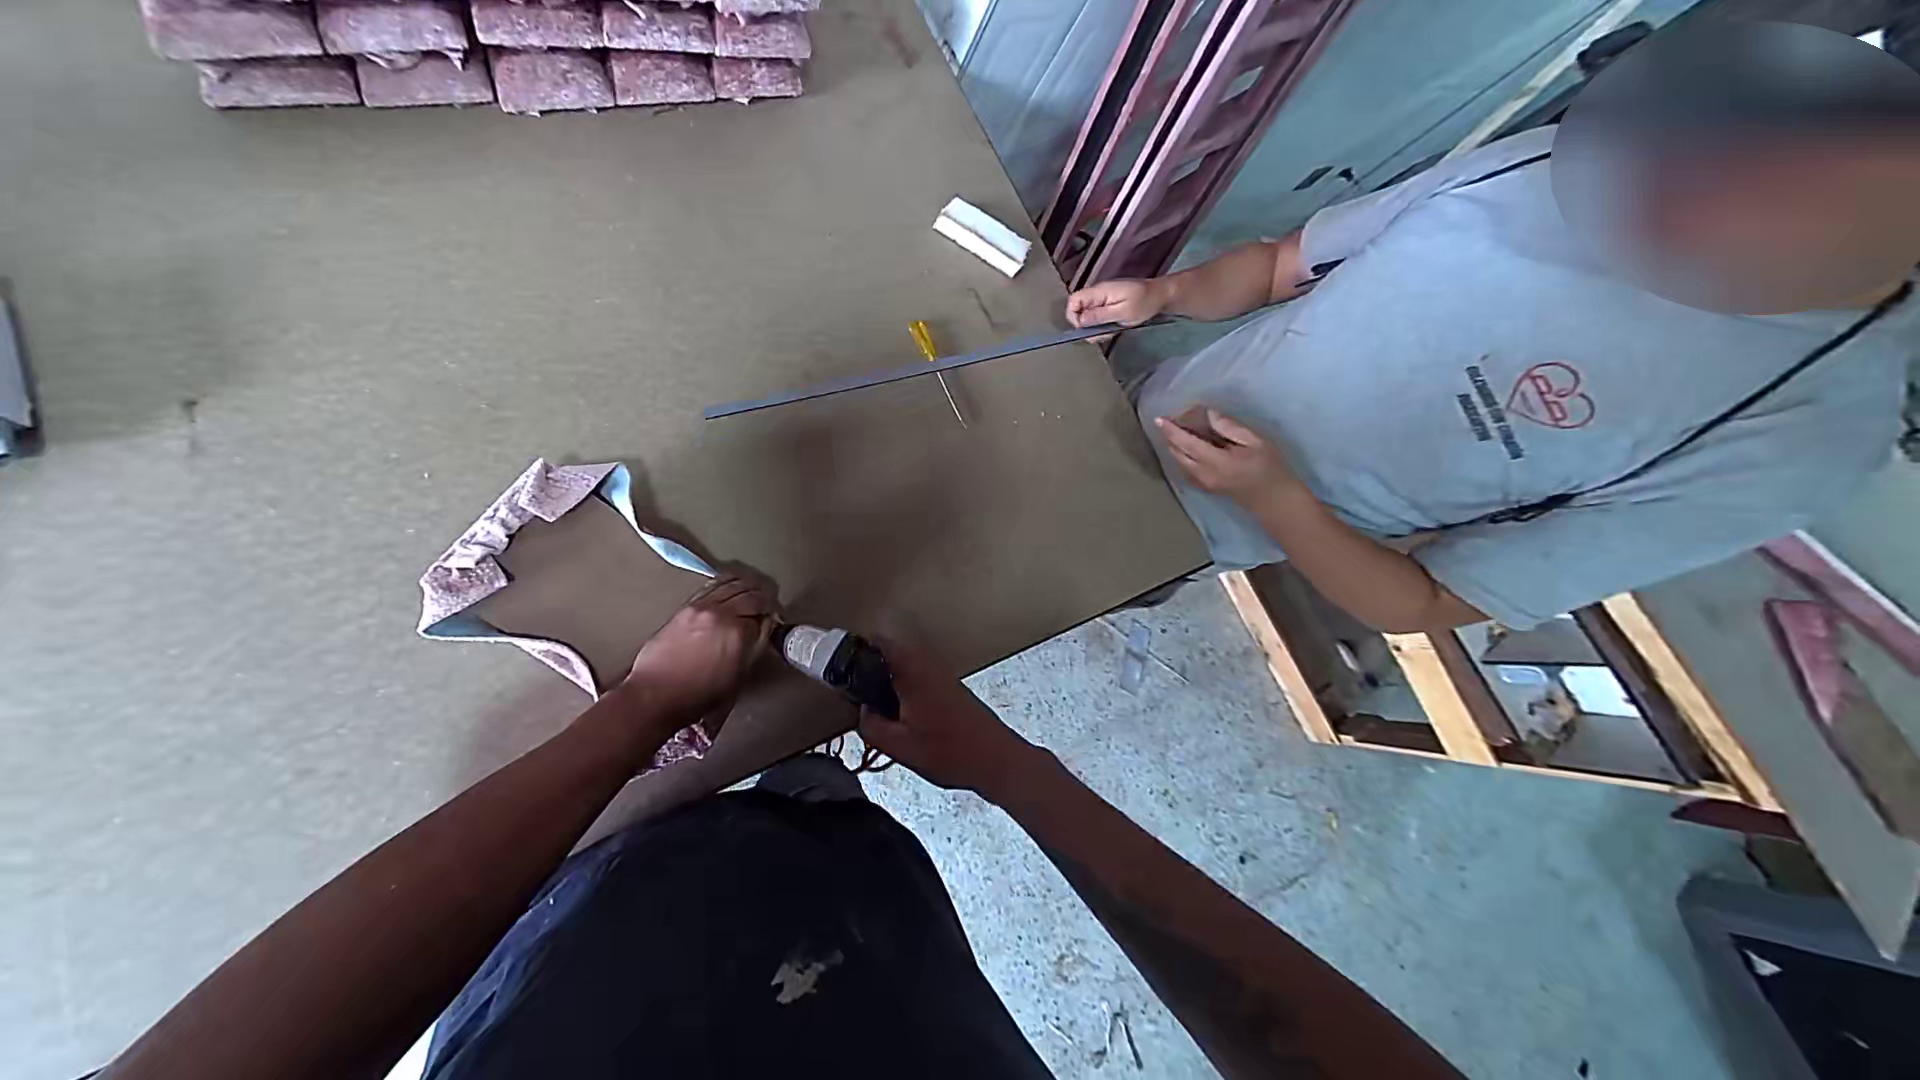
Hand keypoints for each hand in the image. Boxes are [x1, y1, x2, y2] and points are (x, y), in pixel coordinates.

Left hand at [623, 575, 774, 719]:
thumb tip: (765, 627)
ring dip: (746, 585)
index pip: (764, 615)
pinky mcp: (686, 608)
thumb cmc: (698, 694)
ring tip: (752, 589)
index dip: (771, 617)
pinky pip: (711, 586)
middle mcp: (721, 614)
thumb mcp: (739, 676)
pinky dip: (725, 582)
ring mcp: (702, 608)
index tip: (773, 619)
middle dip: (763, 598)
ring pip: (732, 584)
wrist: (656, 695)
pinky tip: (730, 583)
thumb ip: (756, 646)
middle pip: (751, 595)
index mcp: (739, 633)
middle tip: (767, 604)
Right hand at [857, 640, 1039, 797]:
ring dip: (888, 680)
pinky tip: (900, 716)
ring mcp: (942, 674)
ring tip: (875, 708)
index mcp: (914, 670)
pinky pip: (918, 677)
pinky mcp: (950, 688)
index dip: (856, 652)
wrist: (996, 761)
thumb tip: (863, 712)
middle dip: (870, 669)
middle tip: (855, 693)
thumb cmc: (951, 752)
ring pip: (905, 665)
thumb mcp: (899, 746)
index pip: (879, 642)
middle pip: (891, 652)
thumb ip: (872, 725)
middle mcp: (929, 664)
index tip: (840, 669)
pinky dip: (904, 689)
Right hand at [1066, 278, 1169, 327]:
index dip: (1074, 316)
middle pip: (1078, 311)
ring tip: (1110, 330)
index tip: (1085, 329)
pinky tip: (1112, 328)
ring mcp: (1101, 300)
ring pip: (1086, 317)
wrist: (1160, 296)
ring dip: (1094, 328)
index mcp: (1099, 292)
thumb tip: (1080, 321)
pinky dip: (1100, 326)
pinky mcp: (1107, 306)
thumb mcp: (1123, 312)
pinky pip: (1096, 317)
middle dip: (1085, 326)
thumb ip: (1100, 316)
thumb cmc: (1145, 302)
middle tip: (1101, 333)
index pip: (1073, 301)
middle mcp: (1097, 294)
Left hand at [1155, 408, 1302, 507]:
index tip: (1159, 419)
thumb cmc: (1269, 468)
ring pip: (1180, 464)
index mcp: (1215, 462)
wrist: (1274, 500)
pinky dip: (1181, 459)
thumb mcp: (1255, 442)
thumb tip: (1209, 414)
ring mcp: (1203, 484)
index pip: (1187, 443)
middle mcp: (1204, 474)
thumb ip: (1230, 428)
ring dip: (1174, 448)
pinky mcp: (1207, 488)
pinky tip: (1185, 451)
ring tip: (1174, 433)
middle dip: (1170, 438)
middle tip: (1167, 423)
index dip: (1172, 431)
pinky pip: (1186, 472)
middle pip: (1178, 454)